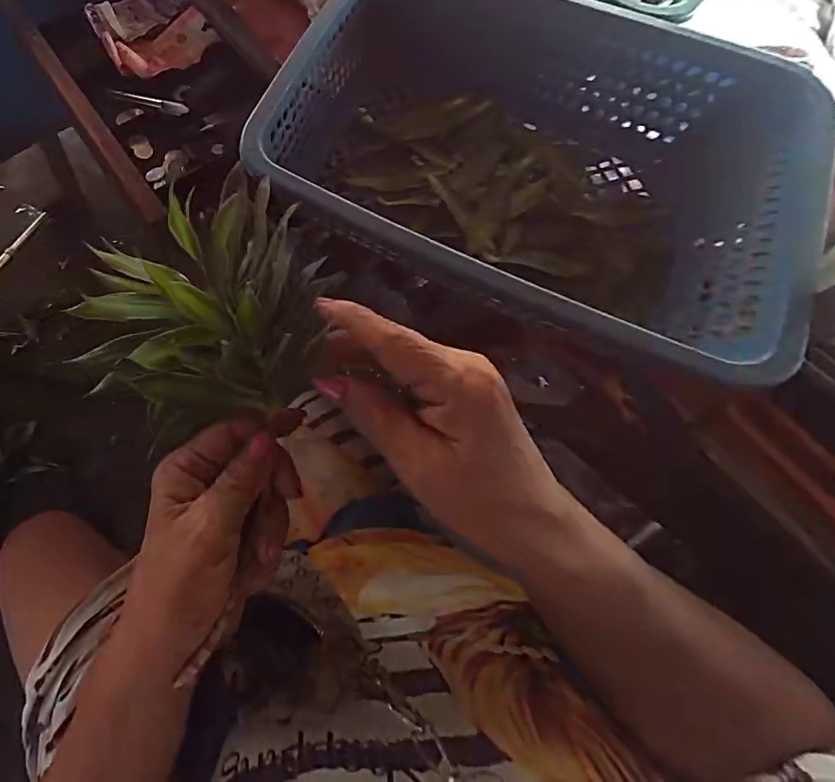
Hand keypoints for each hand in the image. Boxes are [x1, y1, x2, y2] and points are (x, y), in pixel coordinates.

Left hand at [121, 420, 296, 681]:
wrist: (174, 643)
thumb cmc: (180, 582)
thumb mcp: (211, 527)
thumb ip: (241, 481)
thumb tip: (266, 435)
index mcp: (185, 468)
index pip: (231, 433)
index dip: (264, 430)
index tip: (300, 424)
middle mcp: (203, 481)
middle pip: (257, 463)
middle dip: (270, 494)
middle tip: (281, 511)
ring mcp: (222, 509)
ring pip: (268, 498)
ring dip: (269, 531)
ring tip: (253, 561)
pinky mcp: (237, 536)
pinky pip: (269, 528)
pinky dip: (265, 551)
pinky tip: (248, 574)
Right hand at [312, 298, 591, 571]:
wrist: (540, 529)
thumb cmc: (480, 504)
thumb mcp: (415, 463)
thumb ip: (371, 414)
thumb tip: (326, 379)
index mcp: (456, 379)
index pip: (391, 338)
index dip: (348, 319)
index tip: (309, 305)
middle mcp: (463, 362)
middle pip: (393, 341)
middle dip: (344, 342)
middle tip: (295, 349)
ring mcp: (466, 371)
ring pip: (400, 353)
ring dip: (358, 356)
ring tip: (312, 361)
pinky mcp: (463, 384)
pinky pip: (412, 368)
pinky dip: (378, 371)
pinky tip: (350, 376)